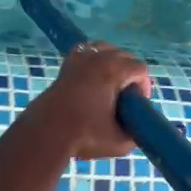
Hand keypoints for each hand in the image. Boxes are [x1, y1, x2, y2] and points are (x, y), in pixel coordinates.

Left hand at [23, 41, 149, 160]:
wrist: (47, 132)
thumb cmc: (84, 135)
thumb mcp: (119, 142)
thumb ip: (135, 133)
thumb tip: (137, 129)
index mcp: (113, 71)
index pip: (140, 68)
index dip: (143, 85)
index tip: (137, 104)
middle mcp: (98, 58)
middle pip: (124, 55)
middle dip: (130, 73)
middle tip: (126, 97)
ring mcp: (80, 58)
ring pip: (105, 48)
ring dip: (113, 61)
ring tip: (111, 84)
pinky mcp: (67, 64)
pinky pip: (87, 50)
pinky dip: (94, 57)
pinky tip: (93, 74)